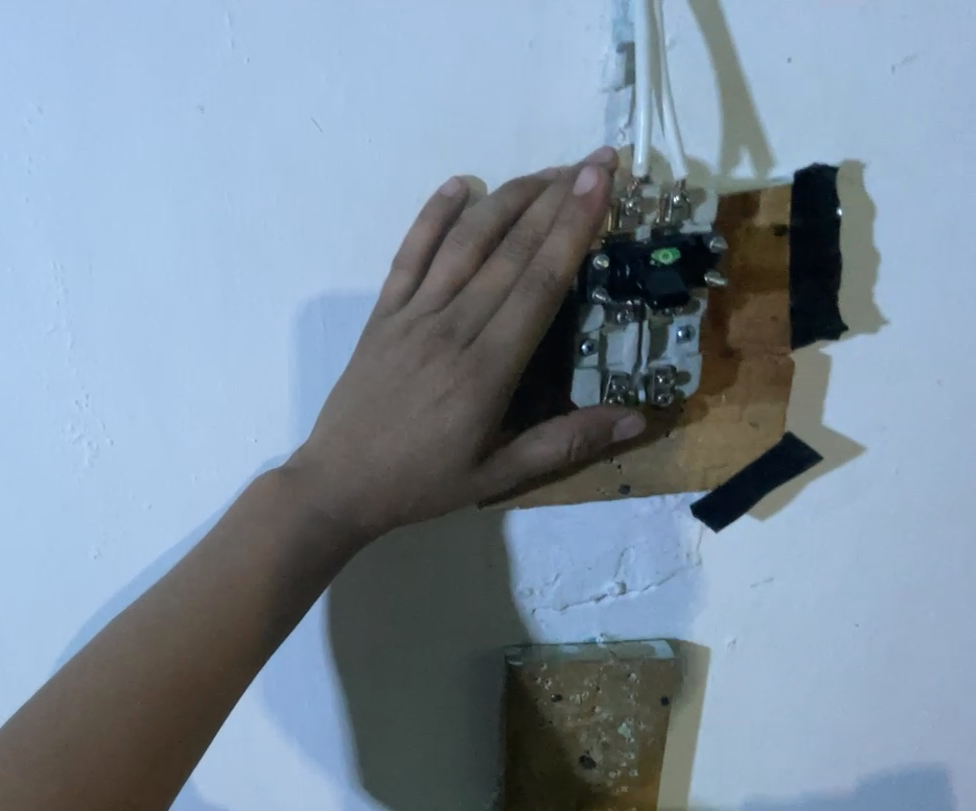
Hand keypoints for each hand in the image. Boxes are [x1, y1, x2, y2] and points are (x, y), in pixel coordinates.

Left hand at [284, 147, 644, 541]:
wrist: (337, 485)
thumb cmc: (417, 485)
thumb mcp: (494, 477)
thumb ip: (562, 444)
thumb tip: (638, 420)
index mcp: (486, 371)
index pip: (540, 284)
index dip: (574, 227)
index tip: (603, 182)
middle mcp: (451, 332)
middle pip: (510, 253)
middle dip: (555, 201)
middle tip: (593, 160)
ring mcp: (410, 320)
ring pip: (463, 246)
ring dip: (506, 201)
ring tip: (545, 172)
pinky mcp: (379, 319)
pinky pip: (407, 258)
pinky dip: (431, 218)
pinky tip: (458, 185)